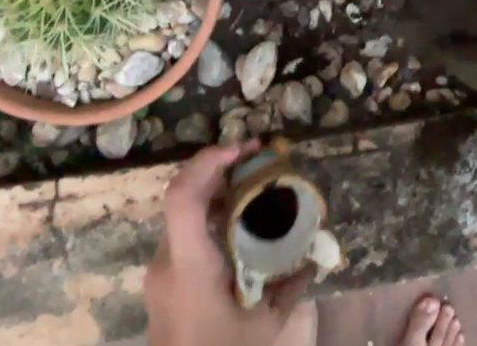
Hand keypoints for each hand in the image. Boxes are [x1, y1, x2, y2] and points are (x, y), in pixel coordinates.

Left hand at [144, 142, 312, 345]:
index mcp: (188, 266)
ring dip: (215, 190)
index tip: (242, 150)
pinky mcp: (164, 281)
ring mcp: (160, 271)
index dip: (207, 163)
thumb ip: (291, 286)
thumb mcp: (265, 326)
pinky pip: (185, 232)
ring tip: (254, 183)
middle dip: (220, 168)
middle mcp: (166, 261)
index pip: (182, 198)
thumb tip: (315, 256)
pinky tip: (240, 223)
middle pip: (184, 196)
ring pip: (184, 212)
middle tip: (259, 157)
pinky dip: (211, 215)